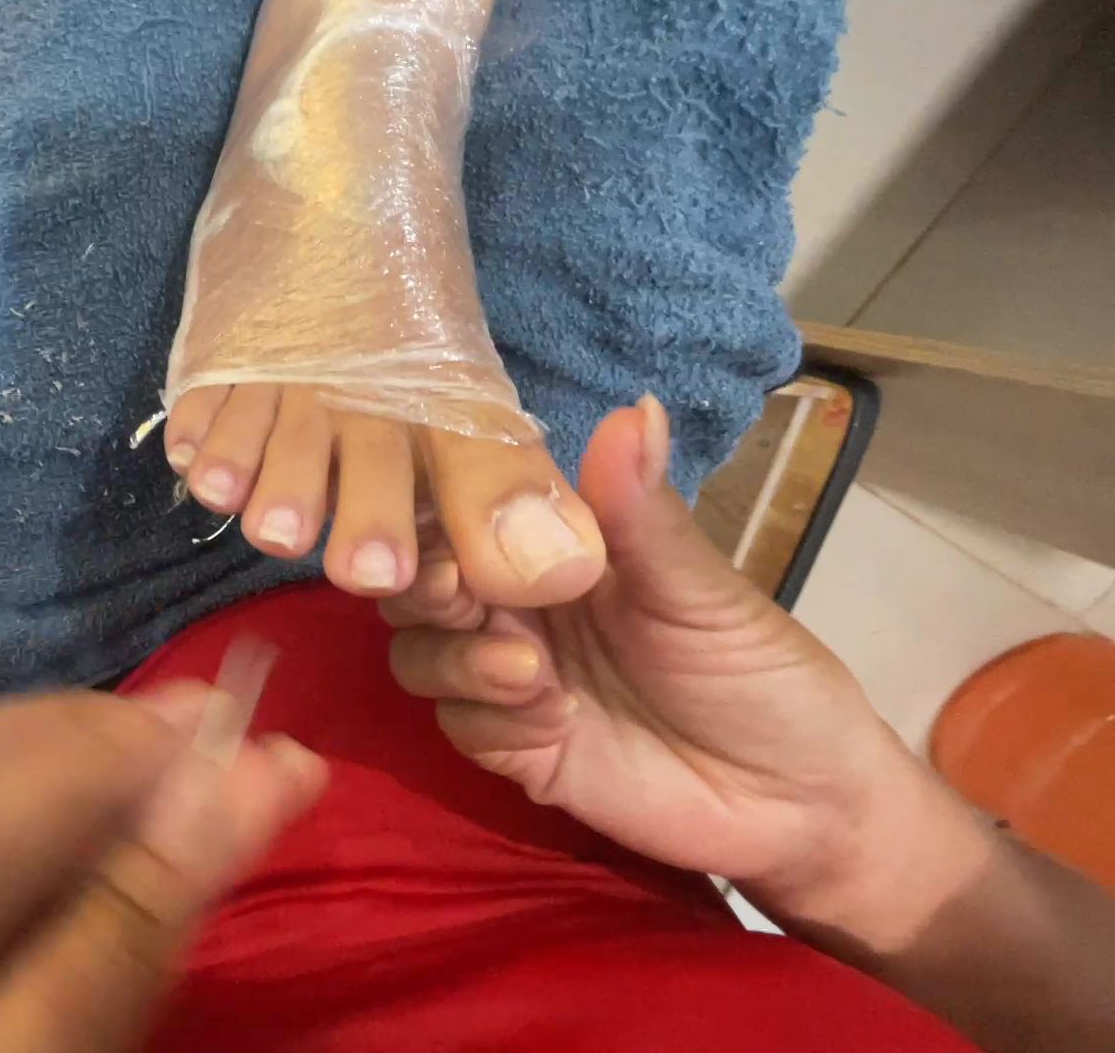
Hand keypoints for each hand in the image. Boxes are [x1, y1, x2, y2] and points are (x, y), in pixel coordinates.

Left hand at [0, 687, 325, 1051]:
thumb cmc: (17, 1040)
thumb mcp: (94, 1034)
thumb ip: (155, 927)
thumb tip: (248, 787)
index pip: (63, 986)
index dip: (169, 866)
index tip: (263, 773)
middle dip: (104, 763)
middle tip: (210, 716)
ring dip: (65, 728)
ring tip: (159, 713)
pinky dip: (16, 728)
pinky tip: (82, 723)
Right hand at [385, 396, 928, 899]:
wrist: (798, 805)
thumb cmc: (758, 675)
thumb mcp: (699, 591)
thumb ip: (641, 513)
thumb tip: (632, 407)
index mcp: (542, 556)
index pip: (456, 521)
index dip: (432, 518)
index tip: (446, 528)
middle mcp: (507, 611)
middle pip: (415, 590)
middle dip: (423, 591)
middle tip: (461, 598)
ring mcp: (500, 680)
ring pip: (418, 656)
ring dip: (458, 660)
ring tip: (531, 673)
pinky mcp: (505, 745)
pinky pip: (458, 724)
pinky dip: (493, 722)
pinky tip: (554, 725)